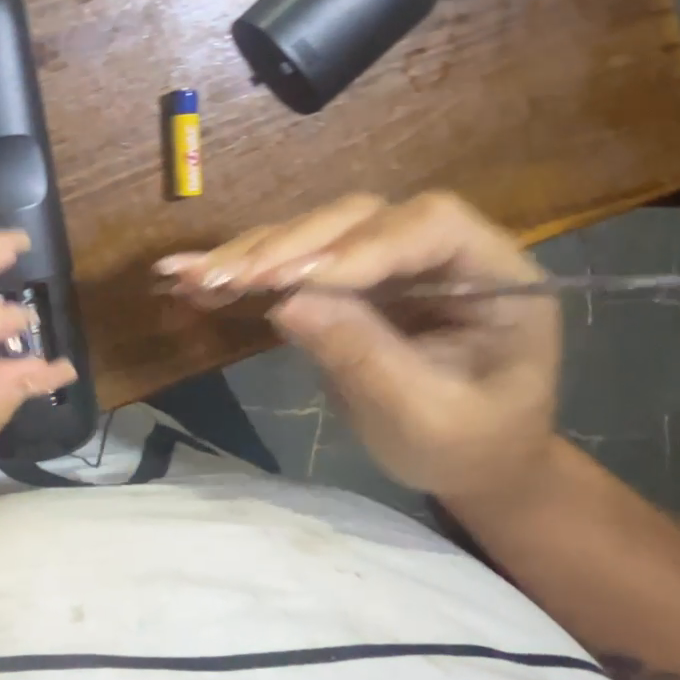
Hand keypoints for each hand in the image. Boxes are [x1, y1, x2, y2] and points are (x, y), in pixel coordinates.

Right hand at [155, 192, 561, 502]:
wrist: (465, 461)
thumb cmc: (467, 445)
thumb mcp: (427, 415)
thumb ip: (365, 355)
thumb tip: (286, 303)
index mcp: (492, 273)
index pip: (426, 226)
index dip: (359, 246)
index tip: (293, 282)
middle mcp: (435, 249)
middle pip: (354, 219)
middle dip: (286, 248)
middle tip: (223, 279)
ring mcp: (384, 258)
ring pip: (310, 232)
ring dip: (249, 254)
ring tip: (187, 275)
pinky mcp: (343, 276)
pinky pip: (287, 260)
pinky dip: (240, 270)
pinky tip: (192, 280)